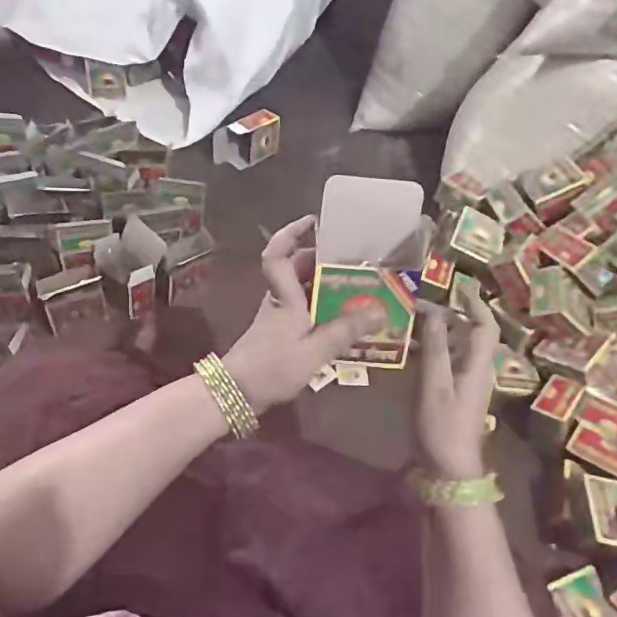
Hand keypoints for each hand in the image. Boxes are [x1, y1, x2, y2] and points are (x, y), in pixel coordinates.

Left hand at [219, 215, 383, 412]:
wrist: (236, 394)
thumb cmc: (272, 367)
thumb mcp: (314, 351)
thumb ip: (346, 331)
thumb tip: (381, 311)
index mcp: (284, 296)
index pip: (277, 253)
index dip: (291, 232)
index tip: (313, 221)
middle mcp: (278, 300)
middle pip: (295, 268)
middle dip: (321, 258)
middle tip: (353, 258)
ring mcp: (277, 317)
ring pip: (300, 289)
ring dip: (324, 283)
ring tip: (356, 285)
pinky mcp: (278, 333)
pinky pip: (302, 309)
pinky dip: (320, 306)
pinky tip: (342, 317)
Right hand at [416, 297, 498, 479]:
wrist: (449, 467)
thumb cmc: (442, 425)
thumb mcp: (434, 384)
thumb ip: (435, 348)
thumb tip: (434, 313)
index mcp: (478, 365)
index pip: (485, 326)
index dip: (475, 304)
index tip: (458, 287)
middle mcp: (477, 370)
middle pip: (471, 335)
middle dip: (450, 316)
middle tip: (420, 306)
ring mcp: (467, 384)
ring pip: (458, 349)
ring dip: (439, 333)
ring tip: (412, 323)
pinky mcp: (456, 395)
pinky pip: (448, 363)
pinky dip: (433, 351)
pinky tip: (412, 351)